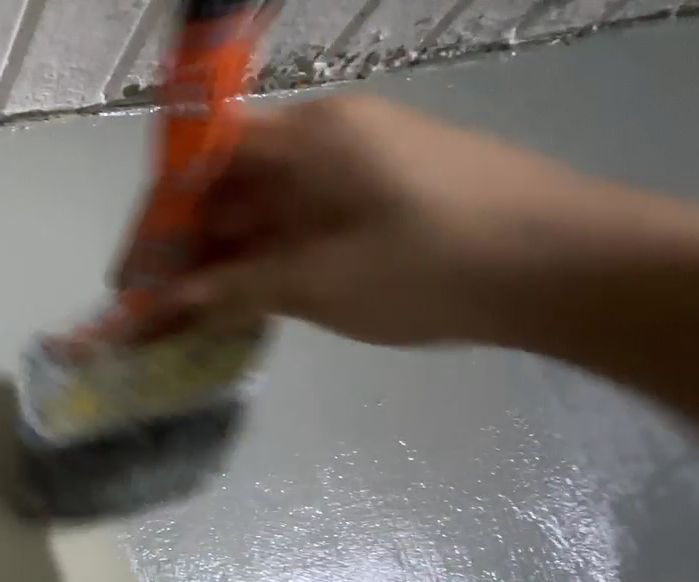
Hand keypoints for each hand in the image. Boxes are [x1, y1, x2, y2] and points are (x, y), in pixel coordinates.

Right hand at [135, 95, 604, 347]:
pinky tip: (225, 313)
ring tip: (171, 326)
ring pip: (252, 221)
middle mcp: (320, 147)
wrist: (572, 268)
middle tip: (141, 314)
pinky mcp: (364, 212)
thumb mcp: (315, 281)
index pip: (199, 162)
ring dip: (209, 271)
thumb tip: (154, 306)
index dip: (153, 219)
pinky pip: (286, 237)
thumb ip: (227, 290)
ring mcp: (345, 180)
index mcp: (307, 138)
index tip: (127, 277)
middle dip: (175, 254)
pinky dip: (250, 274)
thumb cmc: (436, 261)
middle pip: (221, 195)